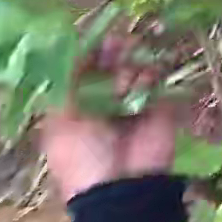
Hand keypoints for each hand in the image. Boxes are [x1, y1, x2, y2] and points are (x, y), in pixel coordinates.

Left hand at [40, 41, 181, 199]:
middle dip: (113, 51)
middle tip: (117, 43)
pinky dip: (149, 75)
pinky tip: (141, 84)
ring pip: (135, 64)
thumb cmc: (83, 156)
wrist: (122, 184)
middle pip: (113, 61)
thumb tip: (72, 49)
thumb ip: (66, 86)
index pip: (85, 66)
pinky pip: (157, 76)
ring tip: (125, 82)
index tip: (95, 37)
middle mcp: (107, 96)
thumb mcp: (61, 123)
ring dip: (129, 65)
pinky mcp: (160, 100)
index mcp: (79, 102)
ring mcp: (135, 97)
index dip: (89, 50)